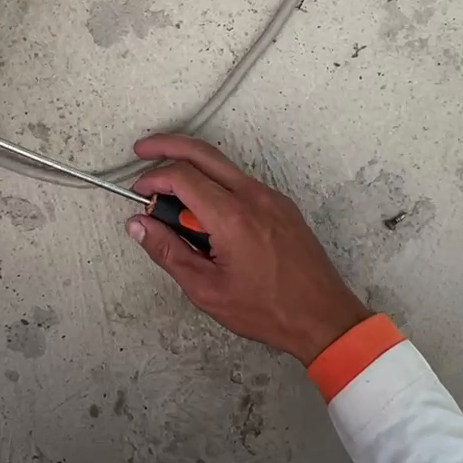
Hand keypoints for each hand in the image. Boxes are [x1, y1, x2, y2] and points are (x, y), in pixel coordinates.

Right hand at [126, 134, 370, 363]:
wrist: (324, 317)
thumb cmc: (269, 310)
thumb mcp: (206, 289)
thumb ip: (168, 252)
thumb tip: (138, 226)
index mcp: (232, 217)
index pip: (181, 176)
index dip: (153, 179)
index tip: (139, 193)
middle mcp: (253, 196)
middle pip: (201, 152)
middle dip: (167, 146)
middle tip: (142, 151)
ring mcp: (270, 196)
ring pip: (222, 164)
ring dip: (191, 166)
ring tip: (168, 190)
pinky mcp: (279, 204)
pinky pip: (239, 181)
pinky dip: (214, 183)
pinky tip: (202, 210)